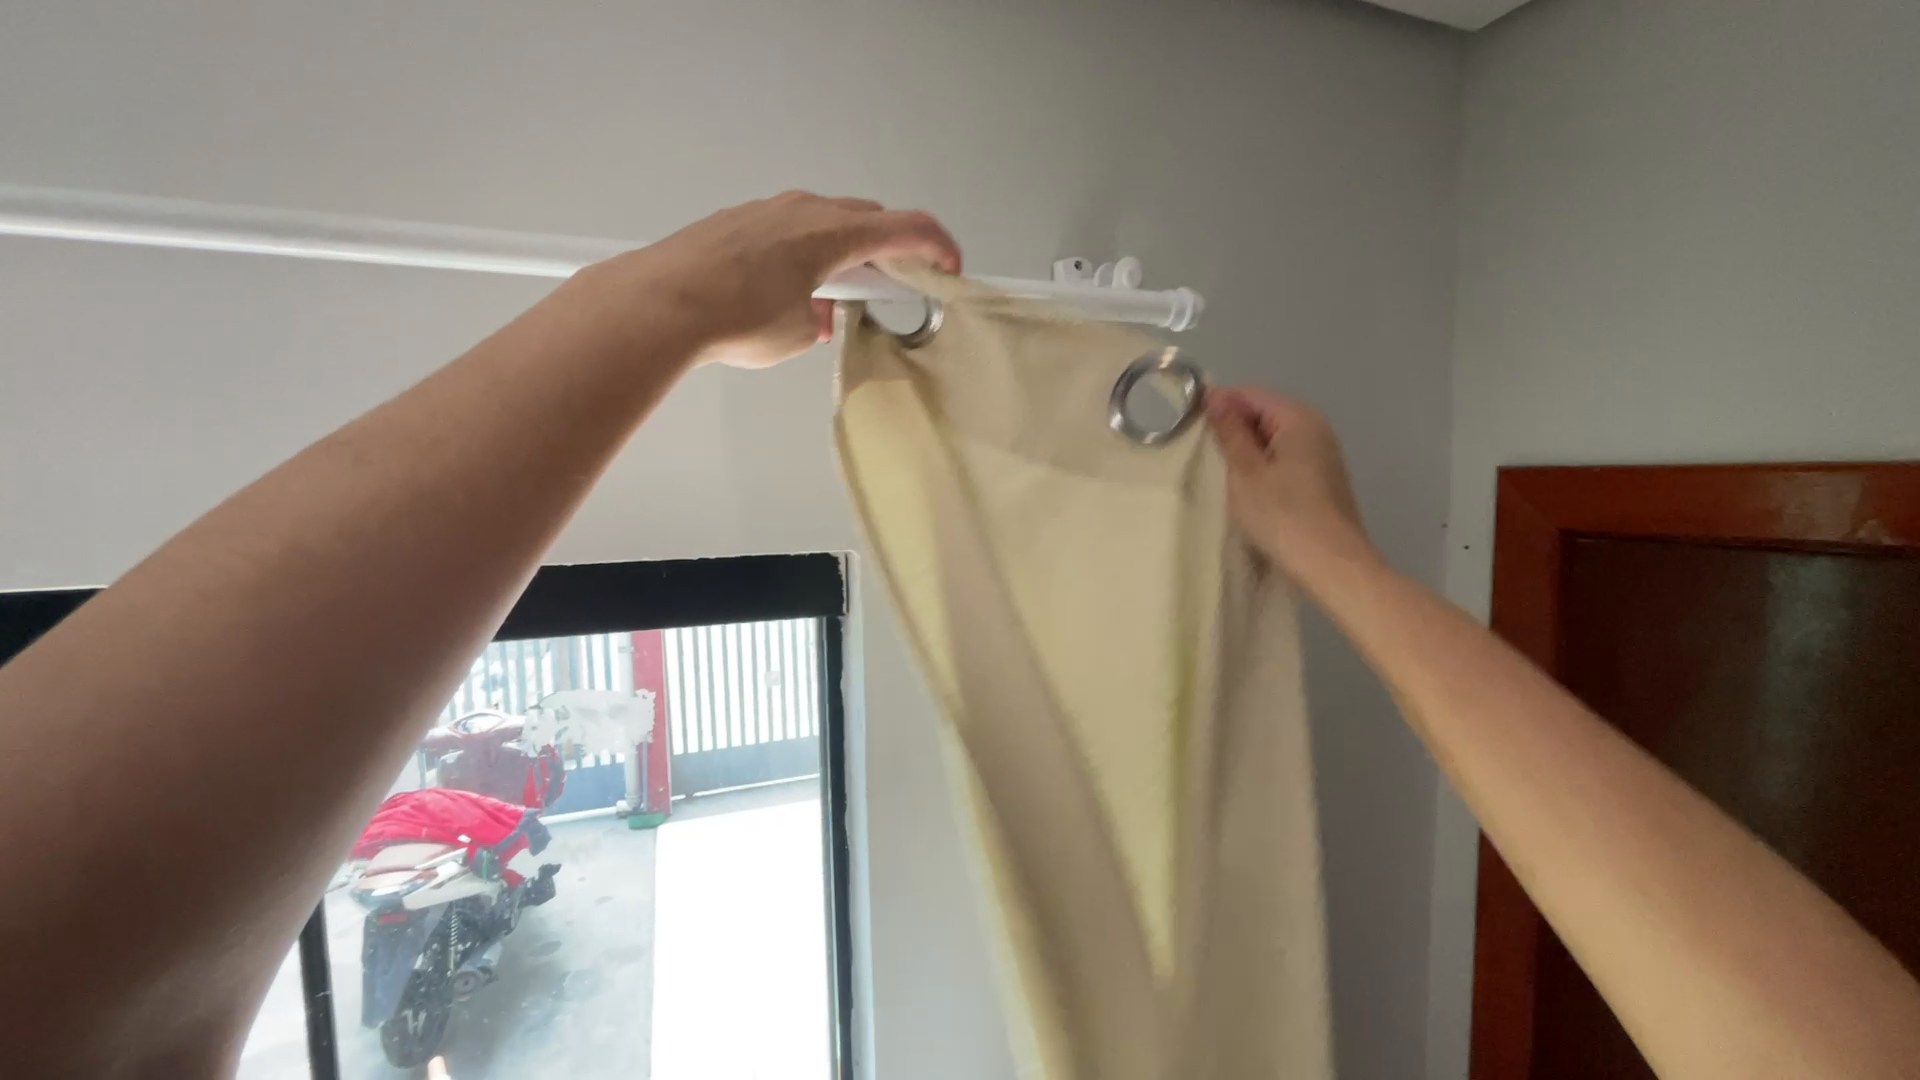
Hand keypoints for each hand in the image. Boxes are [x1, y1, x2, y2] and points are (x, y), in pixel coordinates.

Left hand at [578, 191, 960, 368]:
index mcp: (835, 233)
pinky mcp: (737, 221)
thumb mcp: (798, 332)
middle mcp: (806, 210)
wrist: (660, 303)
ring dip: (843, 252)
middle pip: (868, 219)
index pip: (908, 227)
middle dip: (890, 249)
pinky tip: (789, 290)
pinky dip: (805, 254)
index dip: (939, 247)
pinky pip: (789, 230)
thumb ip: (821, 318)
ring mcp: (768, 210)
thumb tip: (816, 313)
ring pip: (826, 222)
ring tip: (836, 295)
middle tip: (895, 284)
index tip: (951, 269)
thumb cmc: (738, 318)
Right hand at [1206, 386, 1375, 573]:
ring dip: (1244, 449)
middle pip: (1264, 414)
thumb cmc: (1283, 515)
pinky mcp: (1320, 480)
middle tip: (1196, 447)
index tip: (1187, 420)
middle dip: (1231, 427)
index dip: (1218, 403)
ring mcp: (1322, 455)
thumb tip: (1217, 397)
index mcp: (1298, 418)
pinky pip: (1283, 459)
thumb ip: (1231, 432)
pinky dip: (1261, 466)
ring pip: (1273, 439)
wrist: (1330, 565)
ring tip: (1215, 468)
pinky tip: (1243, 487)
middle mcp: (1315, 428)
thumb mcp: (1245, 472)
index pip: (1251, 394)